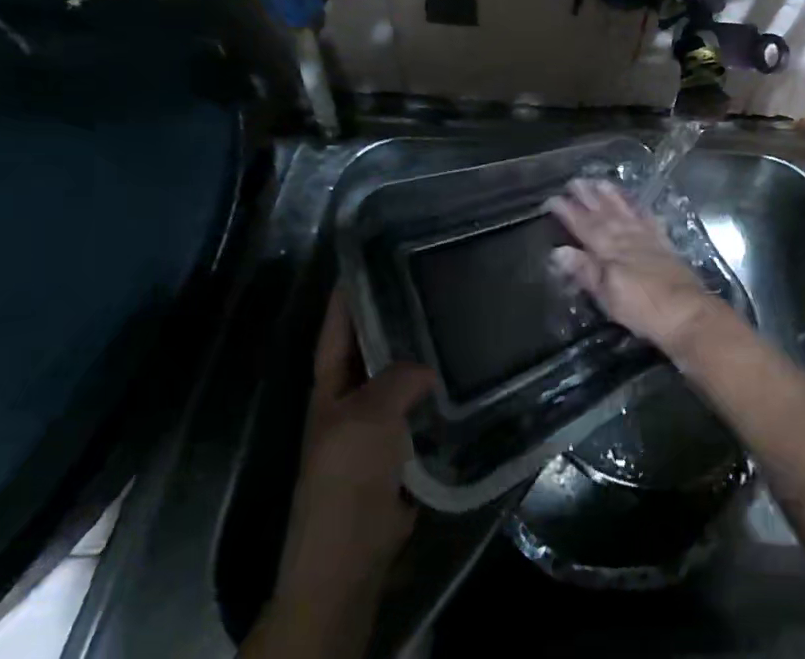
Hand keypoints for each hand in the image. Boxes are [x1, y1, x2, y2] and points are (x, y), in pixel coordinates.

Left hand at [251, 289, 434, 658]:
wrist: (354, 549)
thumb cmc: (348, 477)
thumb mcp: (367, 418)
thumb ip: (397, 380)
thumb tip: (428, 366)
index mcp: (331, 384)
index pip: (338, 327)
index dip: (350, 292)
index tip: (375, 255)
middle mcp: (354, 395)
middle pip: (376, 345)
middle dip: (400, 315)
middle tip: (439, 278)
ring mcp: (381, 420)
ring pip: (406, 373)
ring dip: (428, 351)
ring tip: (464, 316)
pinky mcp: (408, 441)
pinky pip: (428, 404)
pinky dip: (445, 388)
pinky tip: (472, 371)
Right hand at [545, 178, 718, 351]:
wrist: (686, 313)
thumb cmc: (643, 309)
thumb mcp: (607, 296)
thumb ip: (585, 271)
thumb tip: (558, 251)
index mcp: (611, 251)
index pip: (585, 228)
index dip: (569, 213)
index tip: (553, 199)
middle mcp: (629, 239)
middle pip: (605, 215)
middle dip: (589, 198)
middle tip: (575, 180)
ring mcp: (649, 240)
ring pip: (626, 212)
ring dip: (613, 197)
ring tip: (601, 182)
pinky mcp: (665, 246)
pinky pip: (649, 220)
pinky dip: (640, 209)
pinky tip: (636, 203)